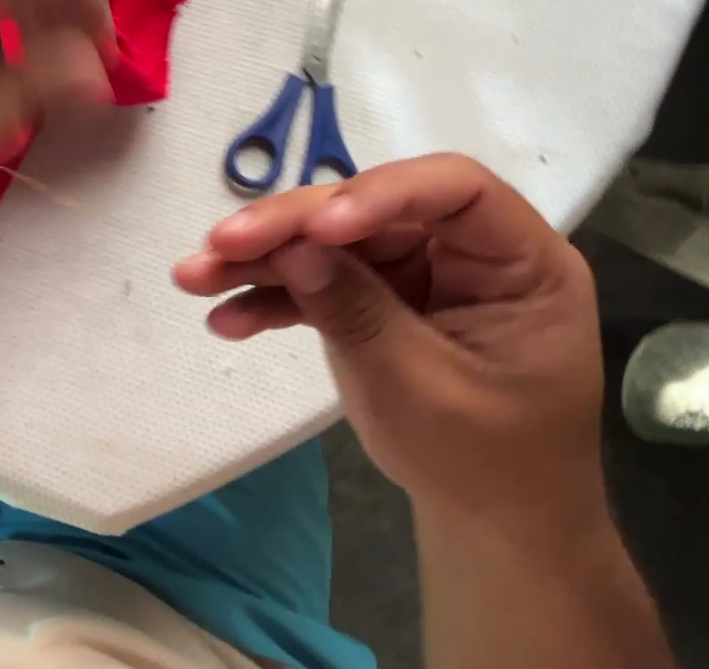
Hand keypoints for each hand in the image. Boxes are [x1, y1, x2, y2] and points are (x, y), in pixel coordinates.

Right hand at [173, 154, 606, 534]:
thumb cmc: (482, 458)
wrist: (485, 517)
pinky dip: (265, 299)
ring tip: (193, 278)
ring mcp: (407, 273)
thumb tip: (292, 247)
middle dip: (285, 228)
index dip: (381, 193)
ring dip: (256, 260)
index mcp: (515, 263)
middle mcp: (456, 253)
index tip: (316, 230)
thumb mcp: (422, 387)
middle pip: (362, 211)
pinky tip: (225, 321)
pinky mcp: (365, 295)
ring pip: (321, 242)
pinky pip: (309, 282)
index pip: (452, 191)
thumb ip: (357, 311)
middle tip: (218, 245)